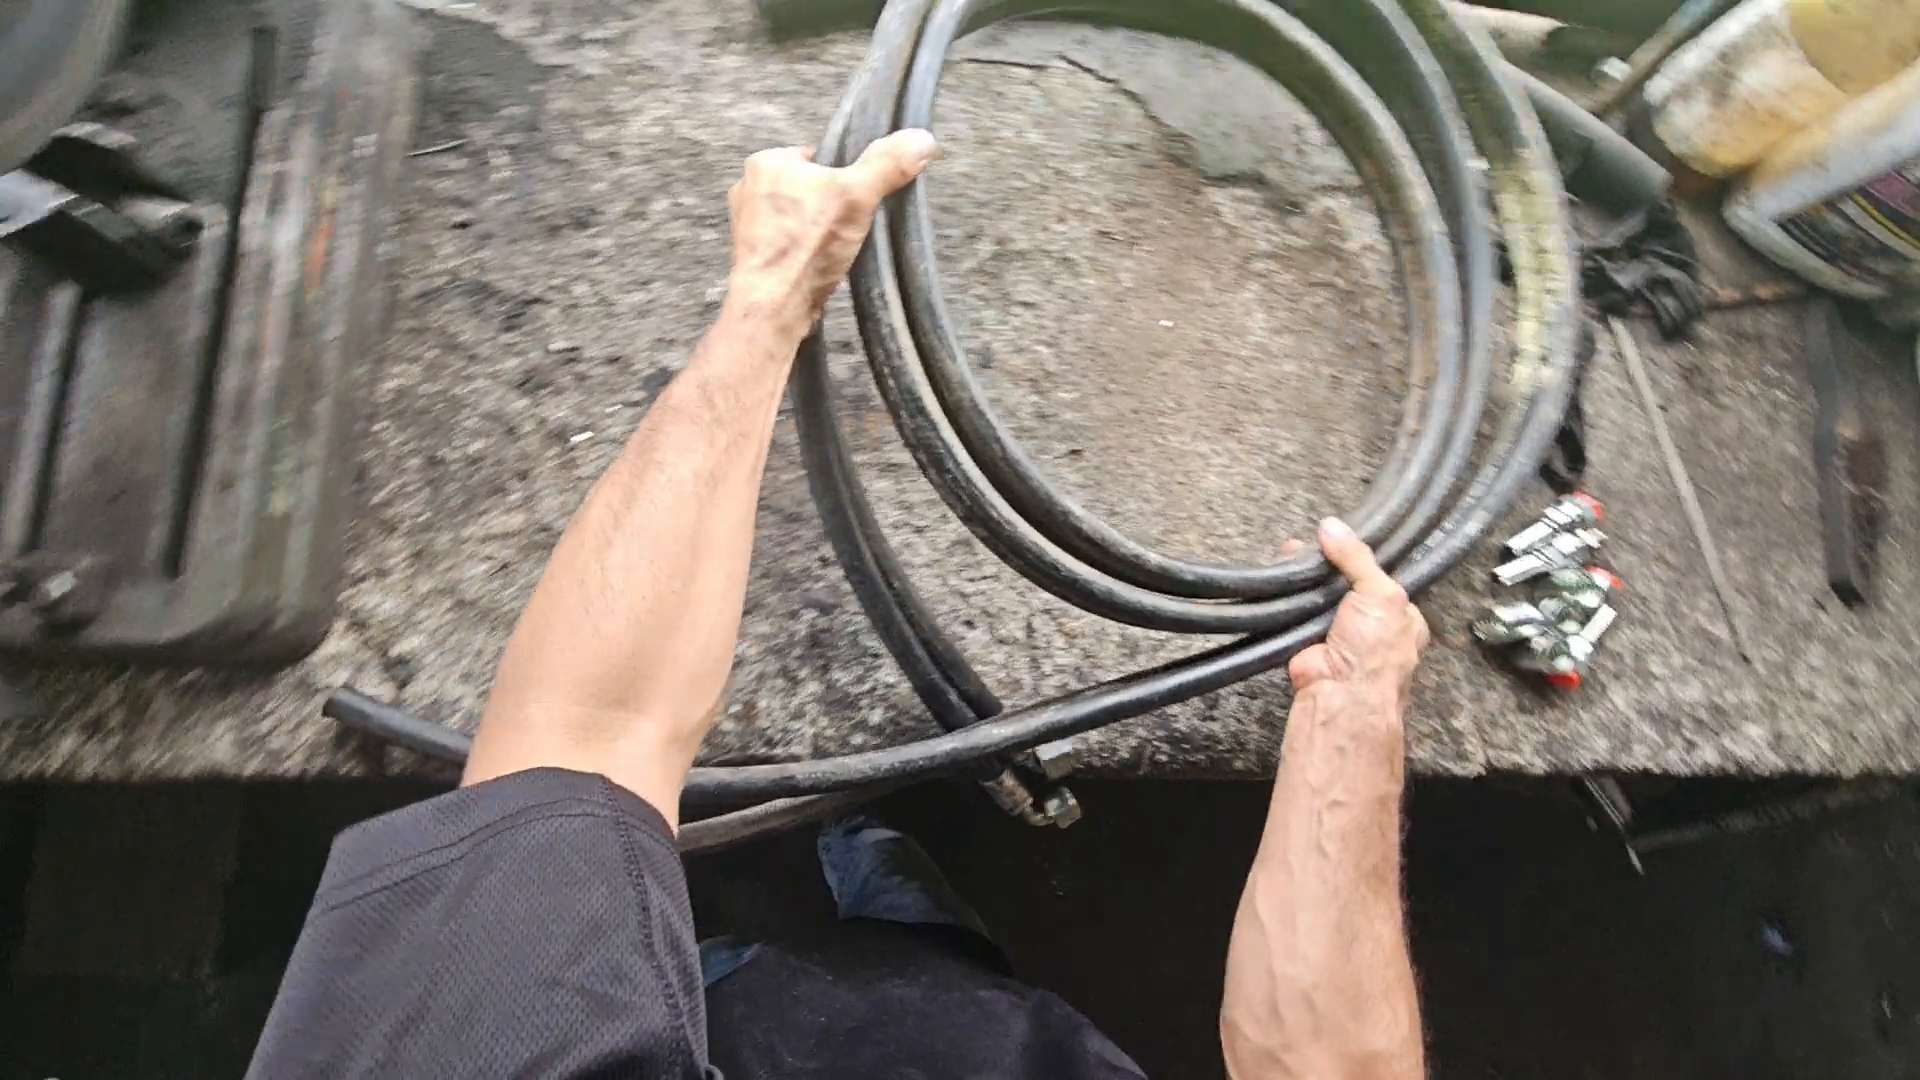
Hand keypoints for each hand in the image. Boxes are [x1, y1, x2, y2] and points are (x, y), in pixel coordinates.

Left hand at [725, 128, 937, 329]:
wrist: (774, 305)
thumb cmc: (808, 245)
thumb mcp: (857, 195)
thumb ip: (887, 165)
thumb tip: (923, 139)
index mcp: (767, 161)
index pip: (815, 158)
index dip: (842, 177)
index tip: (857, 199)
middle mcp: (747, 187)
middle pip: (805, 189)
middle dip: (827, 207)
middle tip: (849, 228)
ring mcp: (745, 225)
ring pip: (794, 219)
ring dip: (813, 232)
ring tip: (833, 251)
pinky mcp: (750, 258)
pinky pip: (784, 246)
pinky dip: (801, 254)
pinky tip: (816, 268)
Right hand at [1288, 518, 1428, 700]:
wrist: (1341, 694)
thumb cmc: (1376, 651)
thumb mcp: (1380, 593)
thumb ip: (1357, 558)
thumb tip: (1332, 525)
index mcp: (1400, 614)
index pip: (1381, 574)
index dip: (1361, 553)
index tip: (1340, 533)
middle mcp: (1369, 623)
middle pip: (1346, 582)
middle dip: (1327, 561)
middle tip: (1310, 540)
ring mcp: (1336, 631)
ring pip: (1319, 594)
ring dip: (1304, 575)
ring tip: (1289, 550)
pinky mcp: (1306, 639)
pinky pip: (1297, 609)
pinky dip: (1287, 594)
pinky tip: (1278, 575)